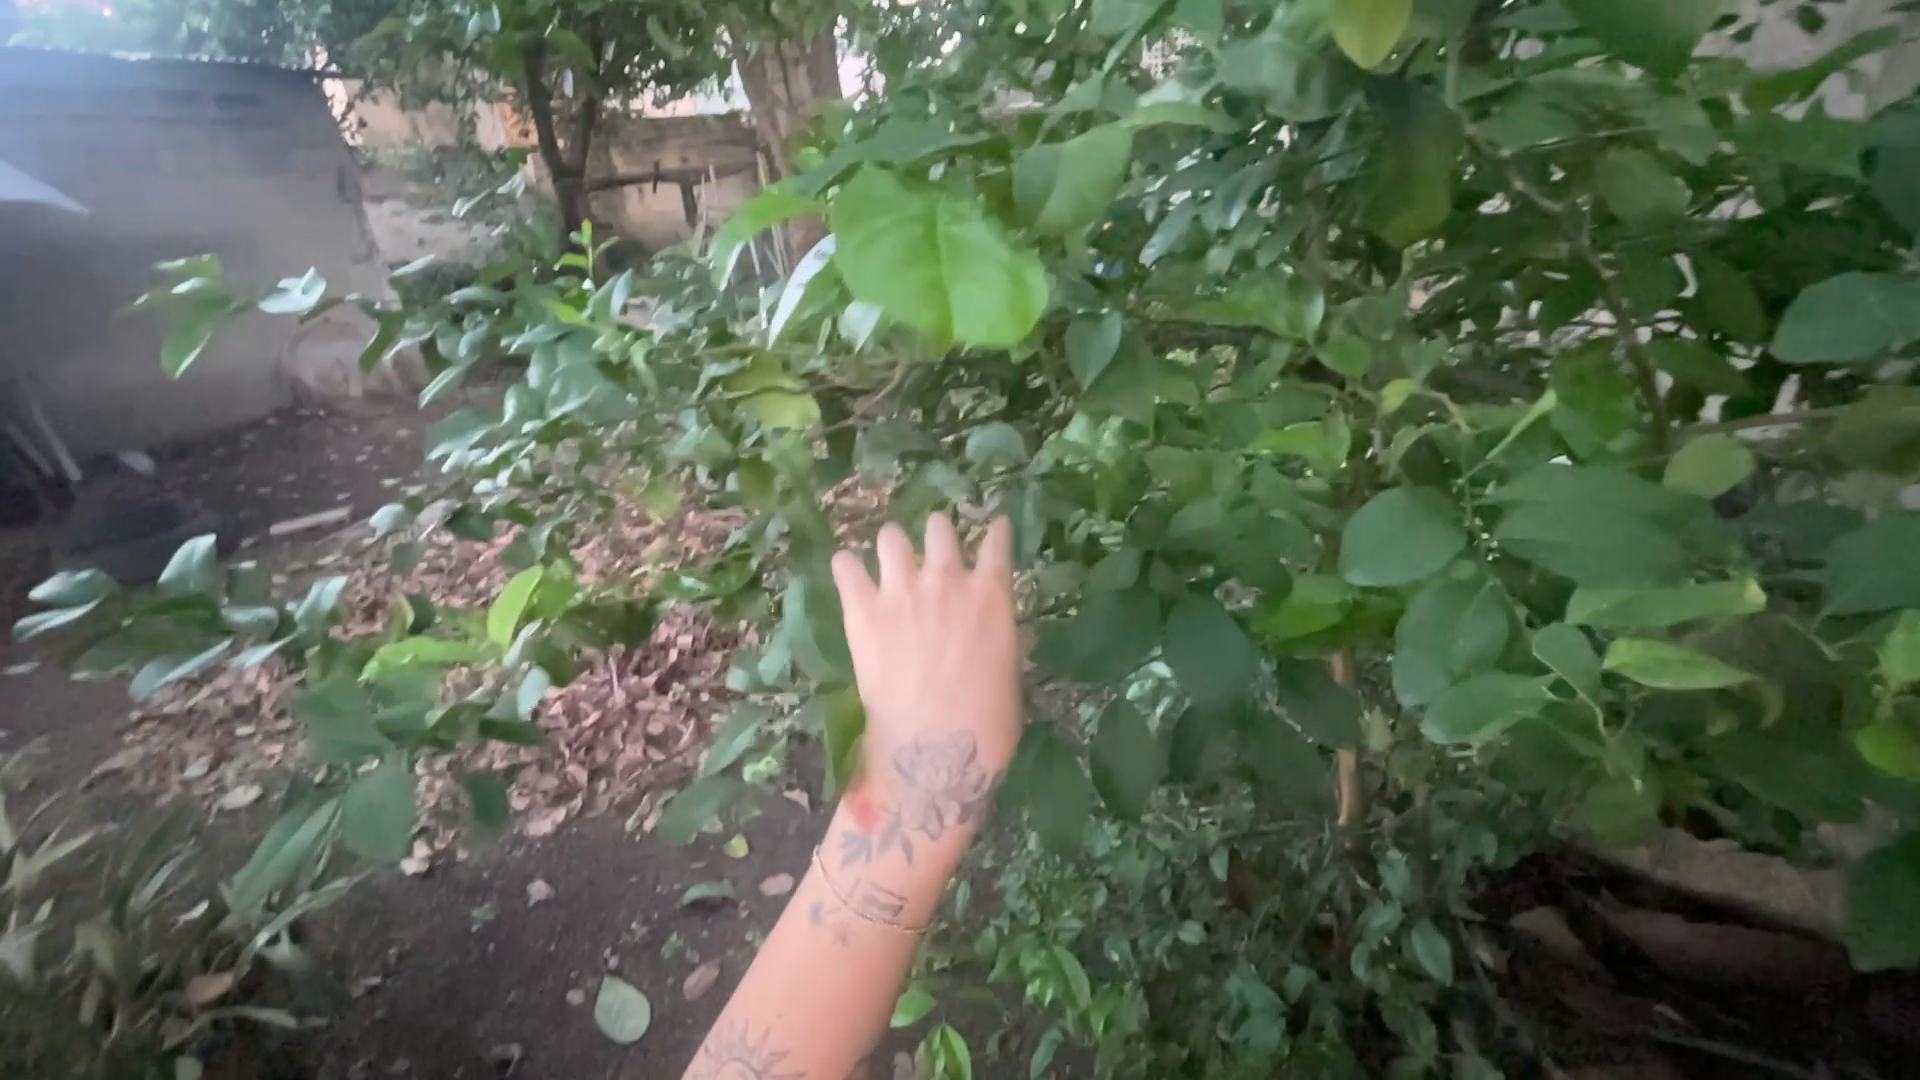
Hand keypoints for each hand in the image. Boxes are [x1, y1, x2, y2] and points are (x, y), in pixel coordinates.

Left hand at [830, 513, 1021, 809]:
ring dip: (892, 545)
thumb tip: (1004, 635)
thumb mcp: (1010, 676)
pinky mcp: (863, 610)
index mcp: (991, 596)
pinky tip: (847, 573)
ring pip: (891, 537)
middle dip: (936, 533)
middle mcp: (947, 580)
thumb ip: (1004, 641)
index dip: (996, 531)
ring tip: (888, 559)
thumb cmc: (987, 724)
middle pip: (939, 528)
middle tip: (931, 550)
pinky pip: (846, 567)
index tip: (995, 525)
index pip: (997, 544)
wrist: (933, 750)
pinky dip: (846, 568)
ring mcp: (902, 591)